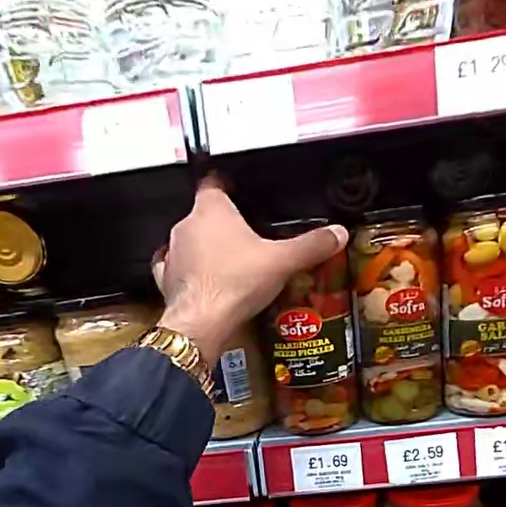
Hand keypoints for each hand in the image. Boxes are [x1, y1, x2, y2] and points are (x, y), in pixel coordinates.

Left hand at [155, 174, 348, 365]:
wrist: (201, 323)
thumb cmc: (234, 284)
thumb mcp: (282, 262)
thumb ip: (310, 246)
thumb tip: (337, 234)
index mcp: (211, 209)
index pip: (214, 182)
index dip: (229, 185)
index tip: (241, 192)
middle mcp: (187, 226)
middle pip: (206, 215)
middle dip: (226, 225)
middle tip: (248, 237)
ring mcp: (174, 254)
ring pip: (193, 243)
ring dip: (209, 250)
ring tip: (234, 264)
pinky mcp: (168, 280)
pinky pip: (182, 270)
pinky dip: (196, 275)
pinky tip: (212, 284)